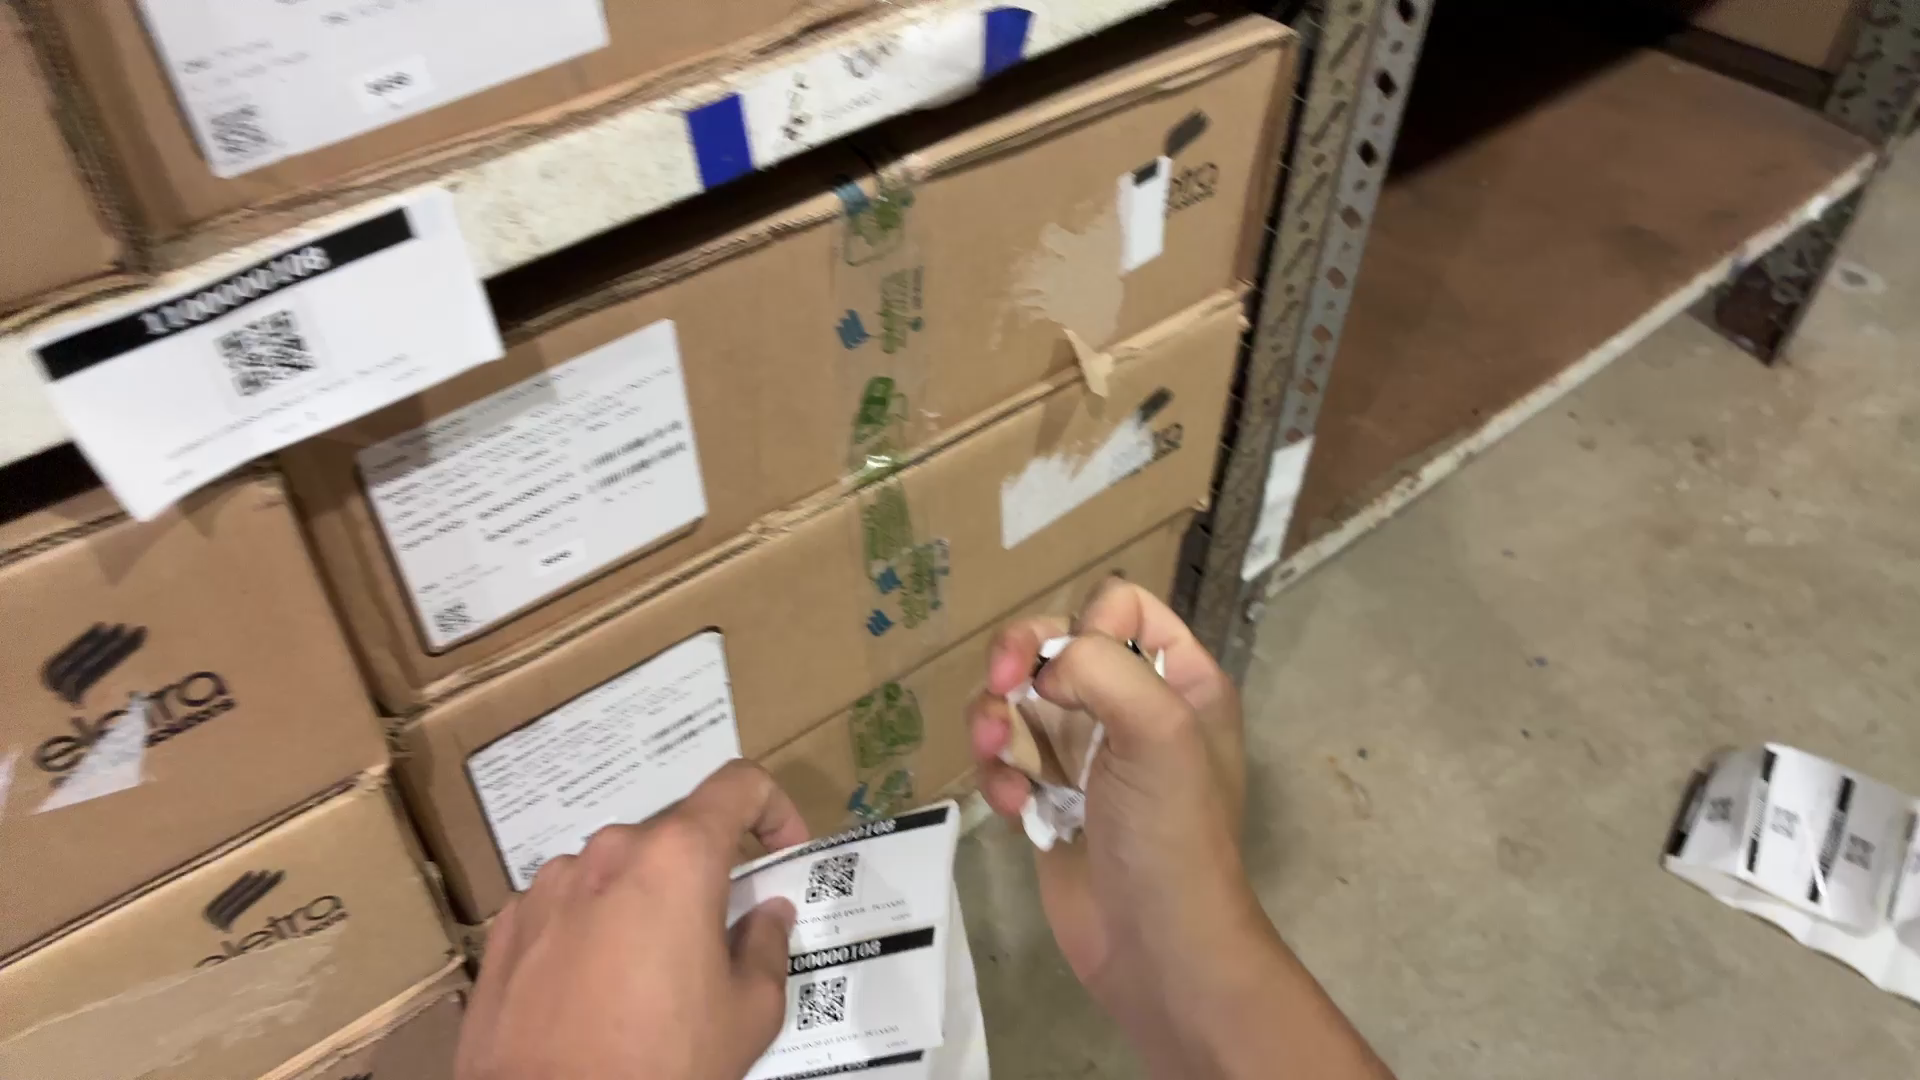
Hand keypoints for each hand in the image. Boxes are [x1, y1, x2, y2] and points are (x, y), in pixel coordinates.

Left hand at [456, 761, 810, 1079]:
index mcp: (678, 856)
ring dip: (648, 896)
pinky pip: (569, 903)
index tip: (781, 856)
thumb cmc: (660, 1066)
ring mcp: (550, 886)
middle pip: (679, 834)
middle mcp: (611, 851)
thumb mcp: (748, 1013)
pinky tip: (592, 988)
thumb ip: (767, 944)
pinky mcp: (506, 929)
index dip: (774, 809)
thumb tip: (765, 913)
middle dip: (708, 870)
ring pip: (621, 868)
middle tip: (719, 931)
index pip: (740, 784)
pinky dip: (594, 923)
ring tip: (649, 970)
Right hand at [968, 579, 1258, 1061]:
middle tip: (1000, 687)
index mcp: (1174, 677)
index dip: (1086, 626)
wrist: (1155, 950)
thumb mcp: (1161, 732)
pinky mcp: (1047, 789)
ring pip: (1016, 697)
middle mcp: (1127, 702)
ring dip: (996, 722)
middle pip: (1052, 642)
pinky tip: (1017, 811)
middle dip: (1017, 662)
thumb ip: (1103, 667)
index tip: (1071, 673)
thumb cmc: (1171, 833)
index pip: (1119, 605)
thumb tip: (1044, 670)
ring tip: (998, 761)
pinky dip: (1000, 776)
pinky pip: (1003, 755)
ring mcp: (1083, 748)